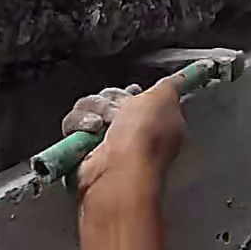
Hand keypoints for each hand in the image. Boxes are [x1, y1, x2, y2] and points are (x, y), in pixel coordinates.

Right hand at [64, 76, 185, 197]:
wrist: (118, 169)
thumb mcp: (165, 98)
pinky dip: (79, 123)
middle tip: (114, 111)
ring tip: (100, 124)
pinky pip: (74, 123)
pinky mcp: (84, 148)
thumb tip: (176, 80)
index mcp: (159, 123)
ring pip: (90, 107)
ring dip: (93, 108)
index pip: (142, 99)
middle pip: (112, 99)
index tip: (133, 92)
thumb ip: (170, 85)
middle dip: (111, 99)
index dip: (135, 93)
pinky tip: (90, 130)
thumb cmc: (146, 134)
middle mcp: (134, 133)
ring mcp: (108, 142)